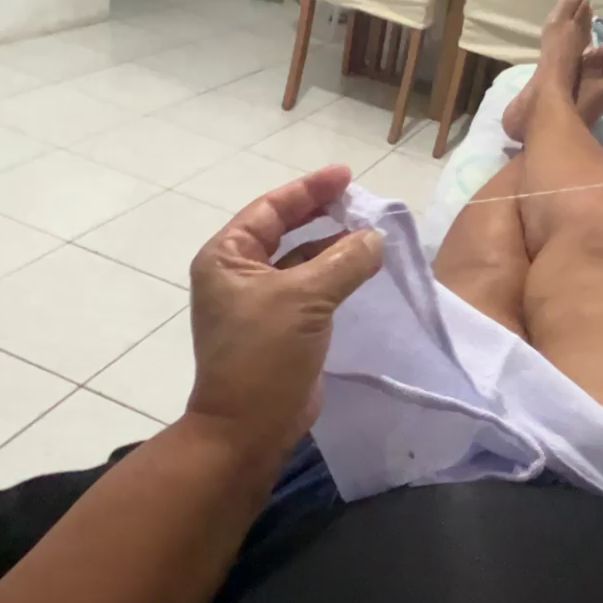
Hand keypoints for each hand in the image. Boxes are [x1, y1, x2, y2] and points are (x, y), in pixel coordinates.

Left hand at [184, 165, 383, 455]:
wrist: (249, 427)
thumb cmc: (264, 355)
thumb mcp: (304, 299)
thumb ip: (344, 261)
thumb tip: (375, 238)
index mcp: (227, 258)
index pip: (270, 210)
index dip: (309, 190)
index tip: (346, 176)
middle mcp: (239, 275)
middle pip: (284, 231)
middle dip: (321, 214)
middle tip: (359, 200)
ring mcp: (260, 303)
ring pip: (302, 261)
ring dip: (333, 247)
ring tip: (371, 235)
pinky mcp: (282, 328)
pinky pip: (312, 290)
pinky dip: (337, 277)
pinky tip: (363, 270)